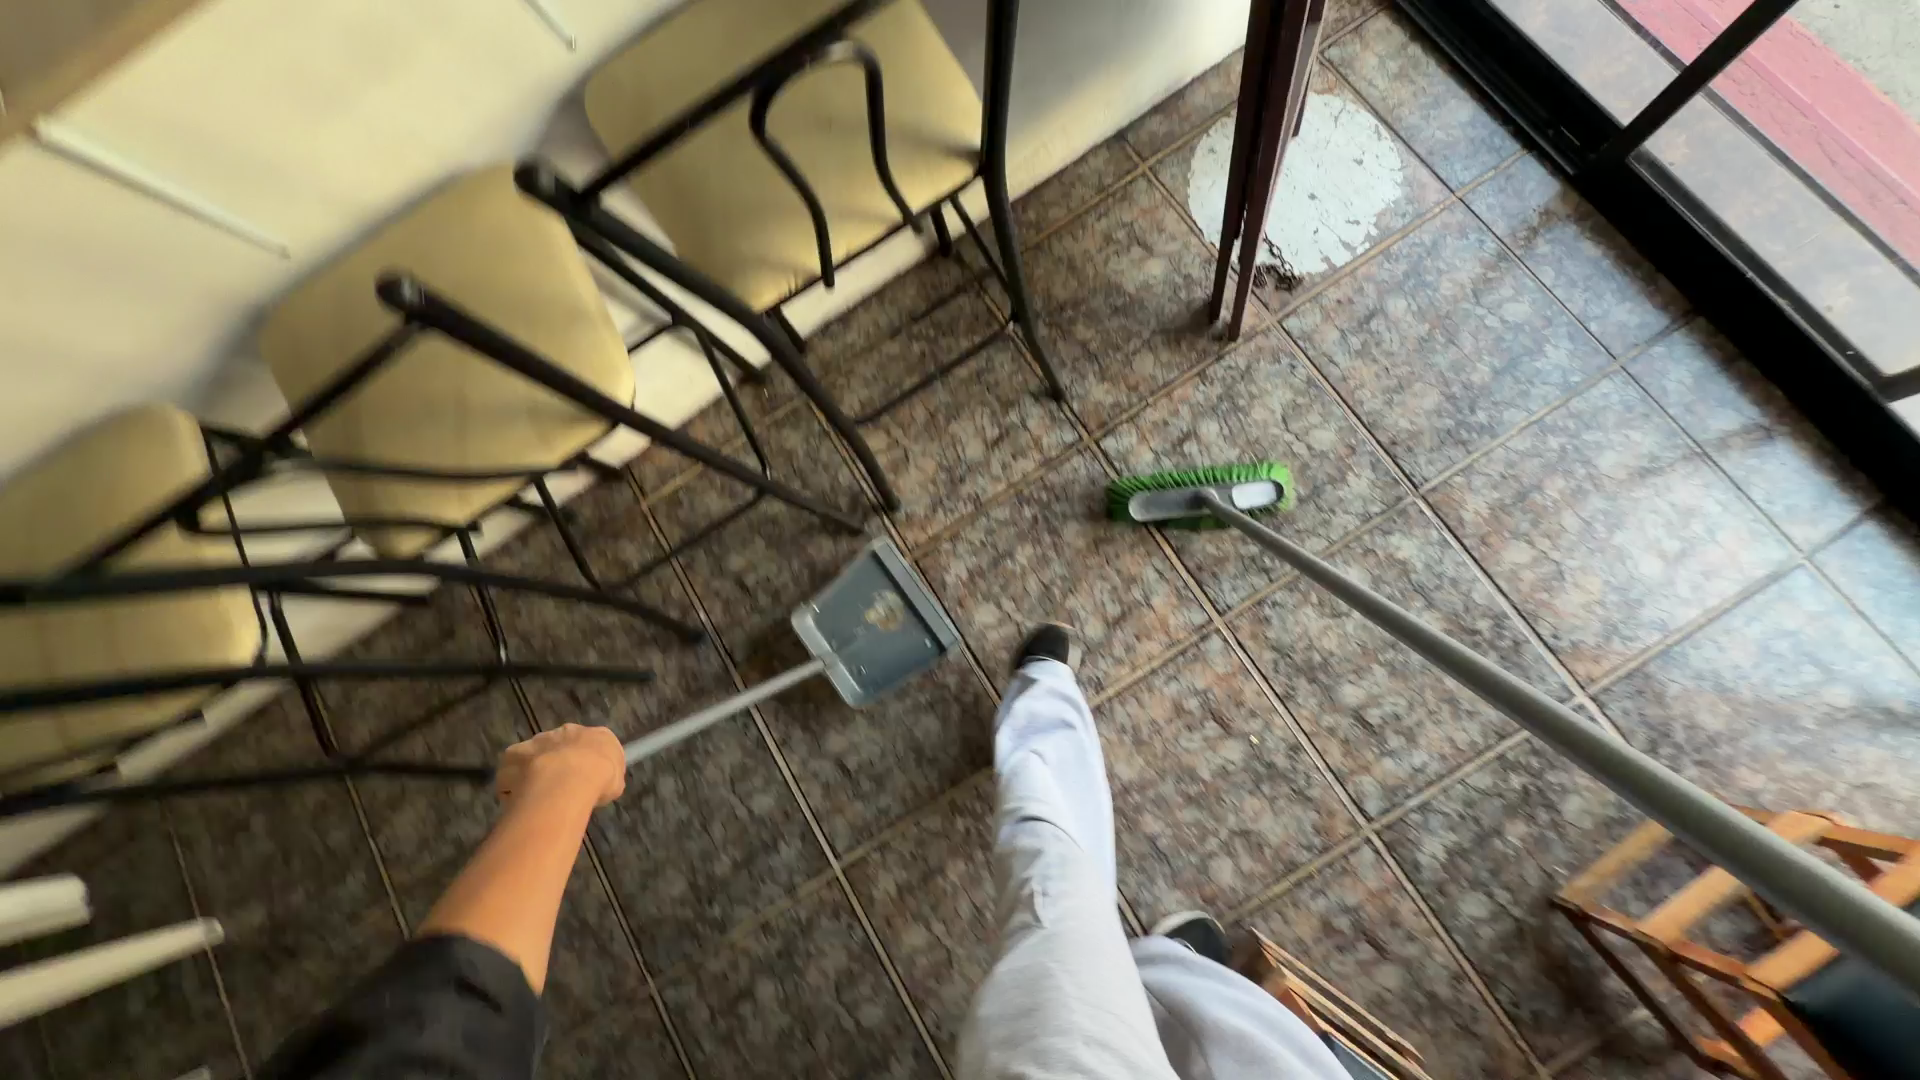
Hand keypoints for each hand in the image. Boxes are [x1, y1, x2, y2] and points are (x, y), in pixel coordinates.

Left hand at [495, 724, 626, 806]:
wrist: (569, 778)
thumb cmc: (600, 778)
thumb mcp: (616, 783)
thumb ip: (606, 779)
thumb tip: (599, 784)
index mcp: (597, 735)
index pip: (592, 744)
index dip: (586, 762)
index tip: (583, 779)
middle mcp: (568, 731)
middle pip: (561, 746)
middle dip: (558, 763)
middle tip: (557, 788)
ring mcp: (540, 740)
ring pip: (534, 755)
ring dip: (533, 771)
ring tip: (534, 797)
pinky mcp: (514, 752)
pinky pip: (510, 769)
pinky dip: (511, 782)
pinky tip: (517, 798)